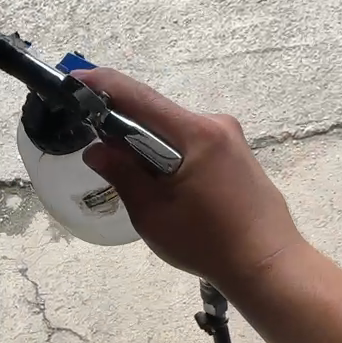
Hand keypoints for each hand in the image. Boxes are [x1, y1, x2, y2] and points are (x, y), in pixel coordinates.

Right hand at [77, 68, 304, 292]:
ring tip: (132, 181)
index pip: (138, 98)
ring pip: (172, 131)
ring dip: (145, 147)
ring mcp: (229, 138)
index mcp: (195, 134)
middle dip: (122, 126)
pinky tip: (162, 186)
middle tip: (95, 148)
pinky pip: (189, 144)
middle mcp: (214, 125)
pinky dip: (167, 156)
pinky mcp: (234, 154)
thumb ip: (122, 174)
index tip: (74, 80)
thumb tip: (96, 149)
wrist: (267, 263)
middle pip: (155, 114)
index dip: (103, 86)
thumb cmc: (206, 242)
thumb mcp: (151, 212)